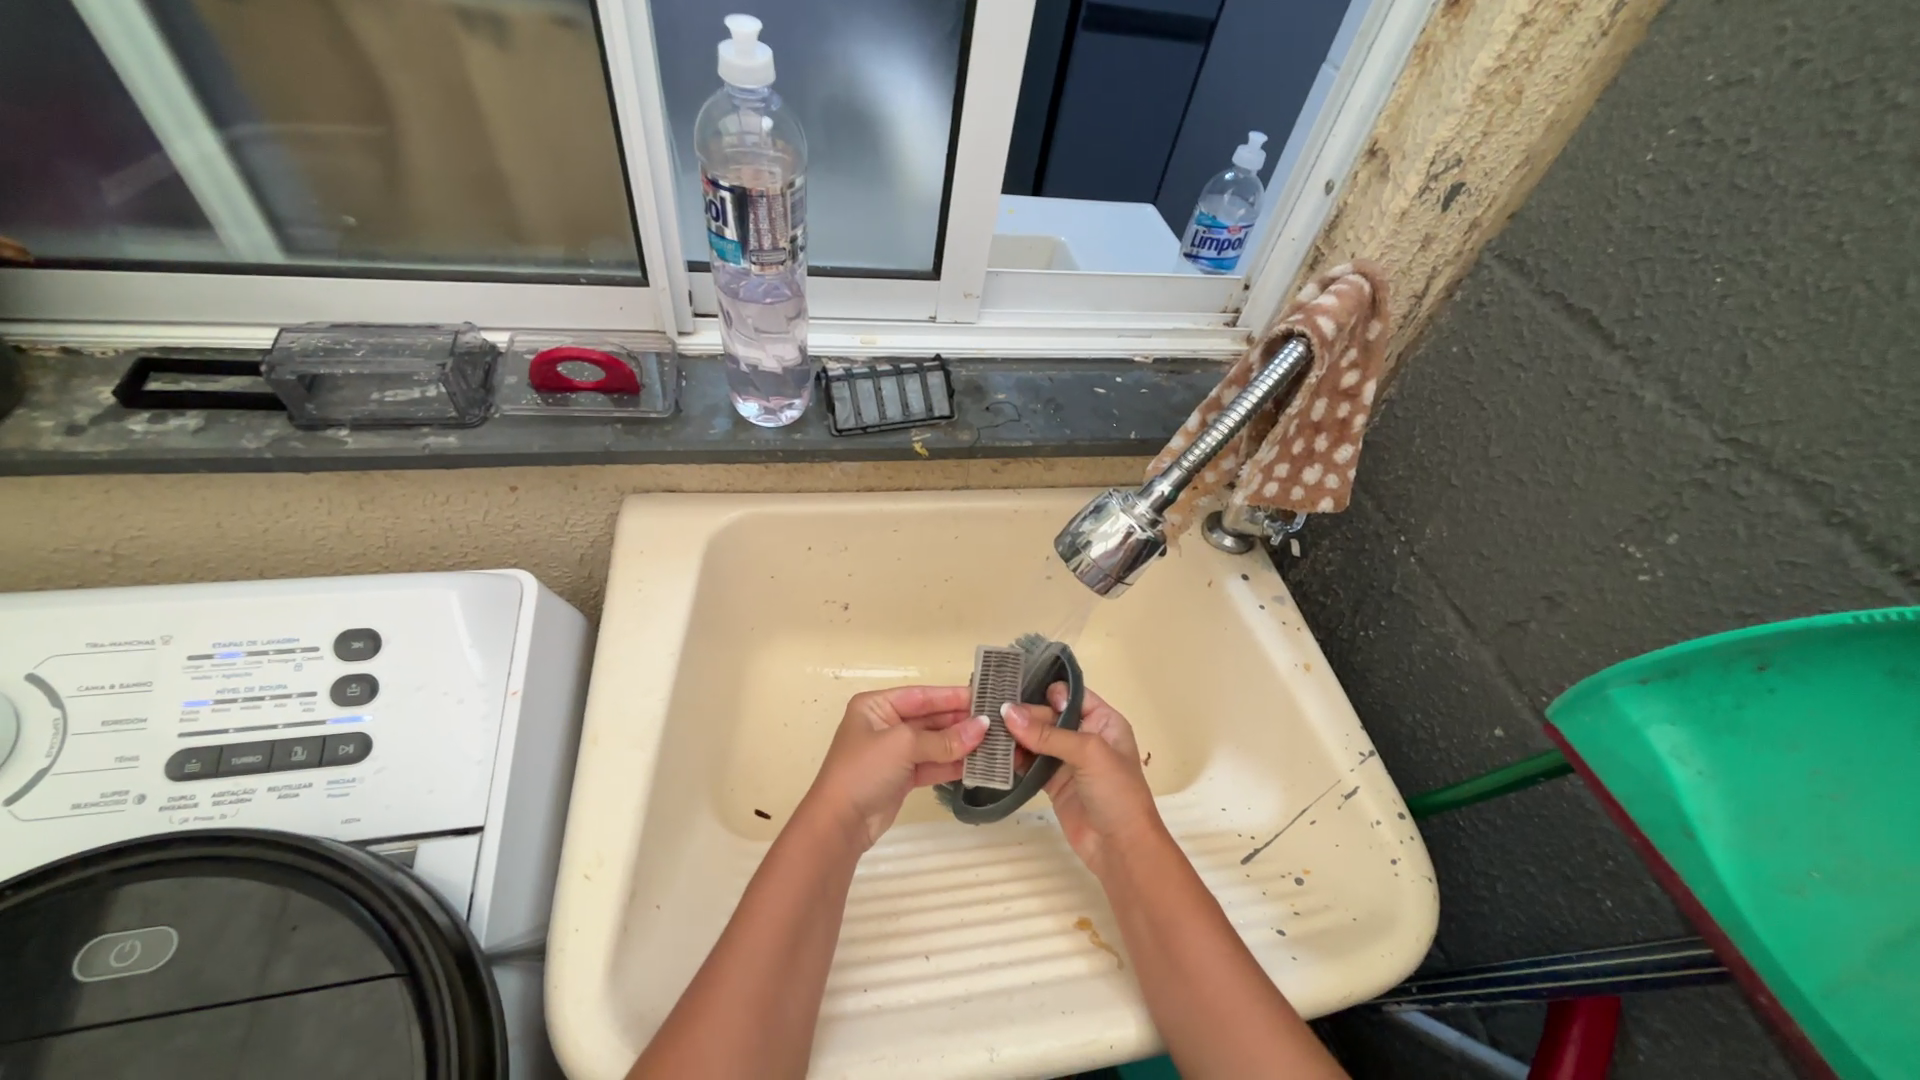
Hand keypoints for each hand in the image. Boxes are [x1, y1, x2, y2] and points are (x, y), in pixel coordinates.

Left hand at [804, 686, 988, 849]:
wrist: (839, 823)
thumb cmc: (864, 771)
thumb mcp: (903, 746)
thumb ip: (945, 739)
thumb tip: (983, 727)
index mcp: (876, 706)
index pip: (921, 695)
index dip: (952, 696)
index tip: (984, 696)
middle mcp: (886, 725)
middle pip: (931, 719)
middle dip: (961, 722)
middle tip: (997, 722)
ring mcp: (895, 752)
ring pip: (935, 743)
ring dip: (962, 744)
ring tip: (995, 743)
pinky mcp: (903, 776)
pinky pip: (934, 764)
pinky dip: (954, 764)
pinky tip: (979, 764)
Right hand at [1004, 684, 1161, 873]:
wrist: (1122, 848)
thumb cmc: (1116, 792)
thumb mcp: (1089, 753)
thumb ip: (1048, 733)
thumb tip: (1007, 713)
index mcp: (1104, 721)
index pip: (1073, 695)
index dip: (1047, 691)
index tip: (1016, 689)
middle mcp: (1086, 736)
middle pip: (1049, 716)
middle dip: (1025, 715)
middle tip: (994, 714)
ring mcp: (1069, 761)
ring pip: (1037, 739)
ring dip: (1016, 736)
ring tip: (989, 731)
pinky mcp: (1054, 783)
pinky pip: (1030, 764)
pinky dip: (1015, 759)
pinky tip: (996, 754)